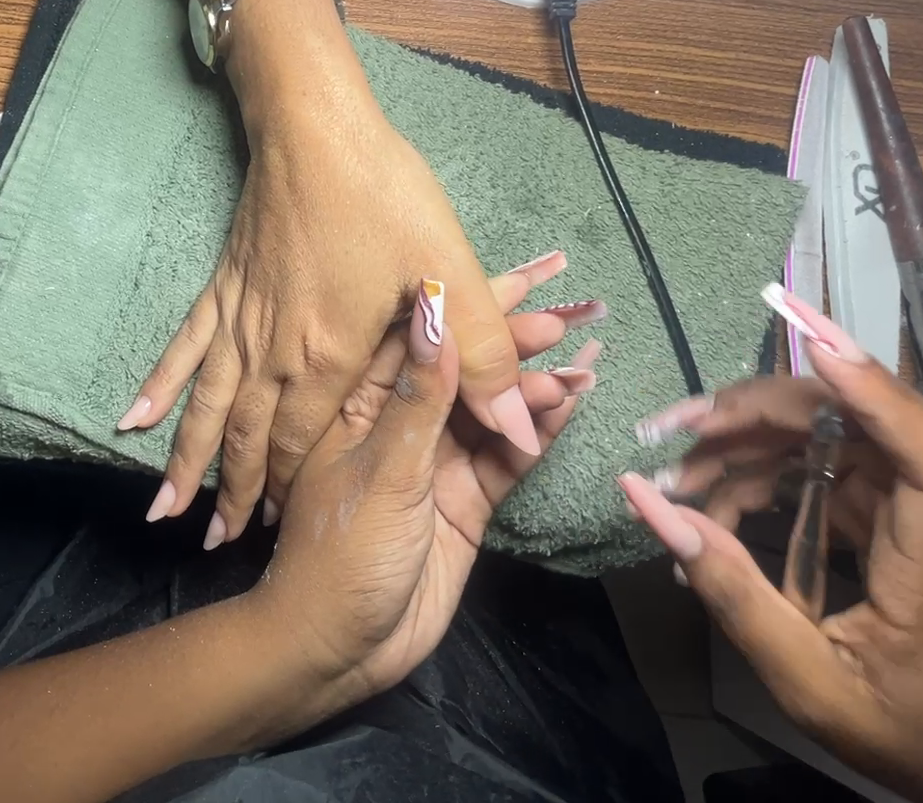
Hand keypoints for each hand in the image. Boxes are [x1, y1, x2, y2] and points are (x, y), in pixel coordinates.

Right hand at [118, 34, 553, 549]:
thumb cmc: (382, 195)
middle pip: (250, 437)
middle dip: (237, 493)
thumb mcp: (448, 268)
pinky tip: (133, 416)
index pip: (305, 446)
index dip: (294, 494)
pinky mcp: (222, 290)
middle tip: (218, 543)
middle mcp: (272, 352)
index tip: (281, 539)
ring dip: (189, 460)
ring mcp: (239, 321)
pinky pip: (185, 348)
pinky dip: (161, 385)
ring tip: (164, 510)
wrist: (315, 129)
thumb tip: (520, 430)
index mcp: (325, 357)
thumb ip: (479, 355)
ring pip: (209, 407)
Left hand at [245, 275, 599, 715]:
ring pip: (487, 410)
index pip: (419, 337)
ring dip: (530, 387)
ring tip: (582, 359)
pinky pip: (503, 457)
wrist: (340, 647)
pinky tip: (568, 403)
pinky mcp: (462, 500)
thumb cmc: (343, 552)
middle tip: (567, 313)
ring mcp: (433, 461)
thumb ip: (420, 398)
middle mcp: (398, 422)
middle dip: (508, 342)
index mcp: (359, 402)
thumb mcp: (383, 469)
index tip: (522, 275)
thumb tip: (438, 312)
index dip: (466, 303)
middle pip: (459, 370)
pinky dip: (534, 433)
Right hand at [619, 285, 922, 802]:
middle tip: (672, 428)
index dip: (879, 395)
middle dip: (759, 411)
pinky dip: (759, 472)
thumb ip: (728, 590)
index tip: (810, 341)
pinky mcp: (897, 517)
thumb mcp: (806, 683)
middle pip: (863, 427)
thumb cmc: (915, 735)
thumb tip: (645, 500)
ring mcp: (921, 514)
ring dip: (747, 441)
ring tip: (674, 472)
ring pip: (832, 439)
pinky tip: (711, 499)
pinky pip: (823, 468)